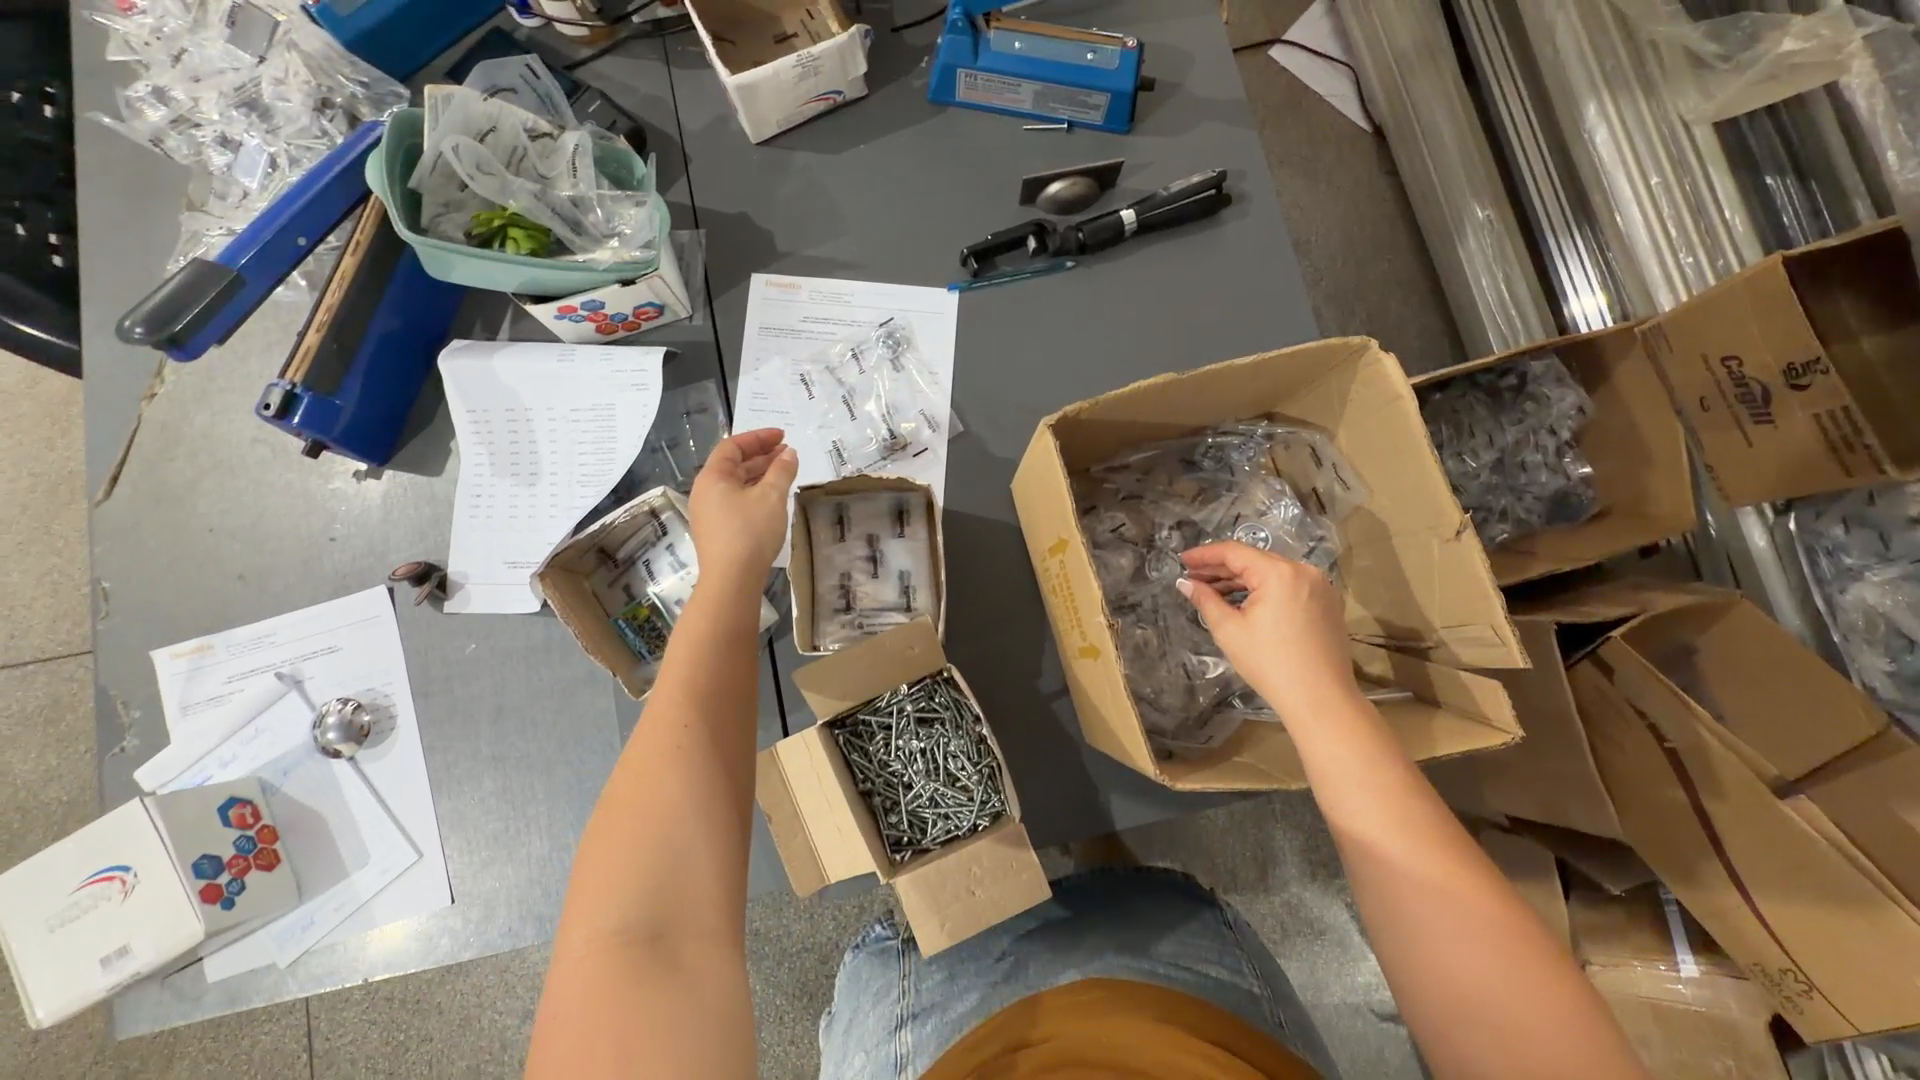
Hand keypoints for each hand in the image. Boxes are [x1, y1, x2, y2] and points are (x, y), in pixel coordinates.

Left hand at [688, 428, 799, 585]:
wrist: (732, 580)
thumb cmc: (750, 532)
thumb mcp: (771, 497)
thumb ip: (782, 471)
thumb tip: (790, 454)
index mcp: (712, 477)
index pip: (733, 446)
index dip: (758, 437)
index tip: (782, 436)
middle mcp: (705, 491)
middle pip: (733, 465)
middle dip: (761, 456)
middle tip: (787, 453)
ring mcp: (709, 513)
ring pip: (736, 485)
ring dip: (760, 475)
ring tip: (785, 473)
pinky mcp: (717, 530)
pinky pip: (736, 501)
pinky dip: (755, 493)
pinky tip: (773, 498)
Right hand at [1176, 541, 1359, 723]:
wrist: (1321, 699)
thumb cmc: (1270, 664)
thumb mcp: (1229, 631)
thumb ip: (1205, 600)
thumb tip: (1185, 583)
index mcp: (1279, 573)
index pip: (1235, 552)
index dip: (1205, 554)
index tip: (1183, 560)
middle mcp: (1303, 571)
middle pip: (1255, 560)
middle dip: (1222, 568)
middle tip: (1193, 577)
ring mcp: (1320, 586)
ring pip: (1272, 573)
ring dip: (1242, 580)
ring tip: (1213, 591)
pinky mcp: (1327, 602)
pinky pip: (1289, 586)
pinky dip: (1264, 590)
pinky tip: (1245, 602)